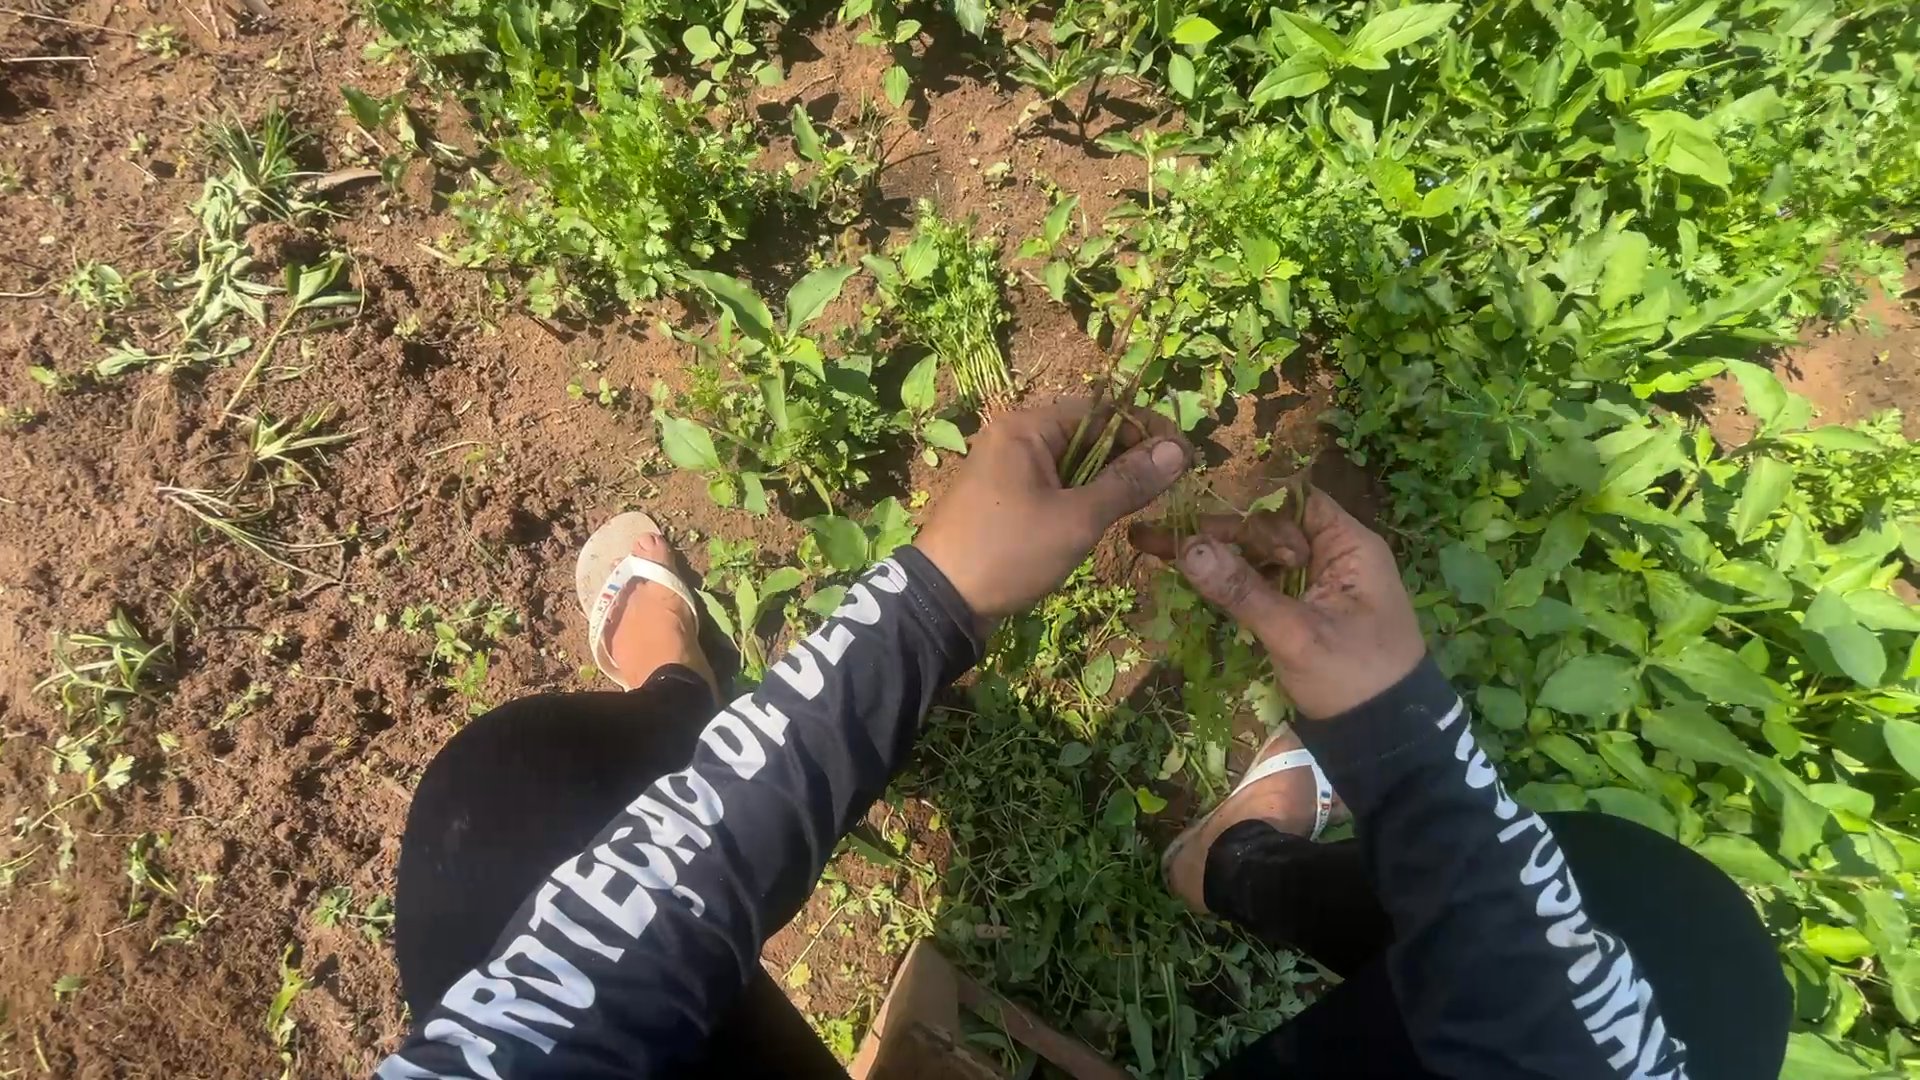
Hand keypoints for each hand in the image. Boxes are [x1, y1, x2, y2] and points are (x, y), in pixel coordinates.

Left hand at [918, 398, 1190, 618]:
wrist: (943, 600)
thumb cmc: (1010, 552)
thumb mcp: (1076, 519)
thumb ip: (1128, 481)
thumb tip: (1178, 450)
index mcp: (1027, 428)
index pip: (1102, 410)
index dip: (1147, 429)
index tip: (1185, 456)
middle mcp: (1015, 437)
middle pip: (1088, 434)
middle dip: (1130, 456)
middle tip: (1170, 485)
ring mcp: (1008, 467)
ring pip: (1074, 462)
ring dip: (1108, 479)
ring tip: (1145, 503)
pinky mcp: (1006, 495)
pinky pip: (1055, 484)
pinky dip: (1082, 496)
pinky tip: (1106, 517)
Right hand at [1129, 487, 1424, 718]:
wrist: (1385, 740)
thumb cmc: (1352, 679)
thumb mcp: (1295, 633)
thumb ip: (1241, 589)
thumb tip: (1187, 547)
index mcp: (1347, 546)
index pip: (1292, 502)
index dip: (1244, 506)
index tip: (1193, 517)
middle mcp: (1331, 555)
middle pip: (1266, 528)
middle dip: (1213, 533)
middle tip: (1152, 537)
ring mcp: (1314, 583)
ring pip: (1258, 556)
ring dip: (1215, 557)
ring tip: (1157, 552)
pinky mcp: (1300, 609)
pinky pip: (1259, 583)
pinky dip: (1228, 582)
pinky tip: (1190, 581)